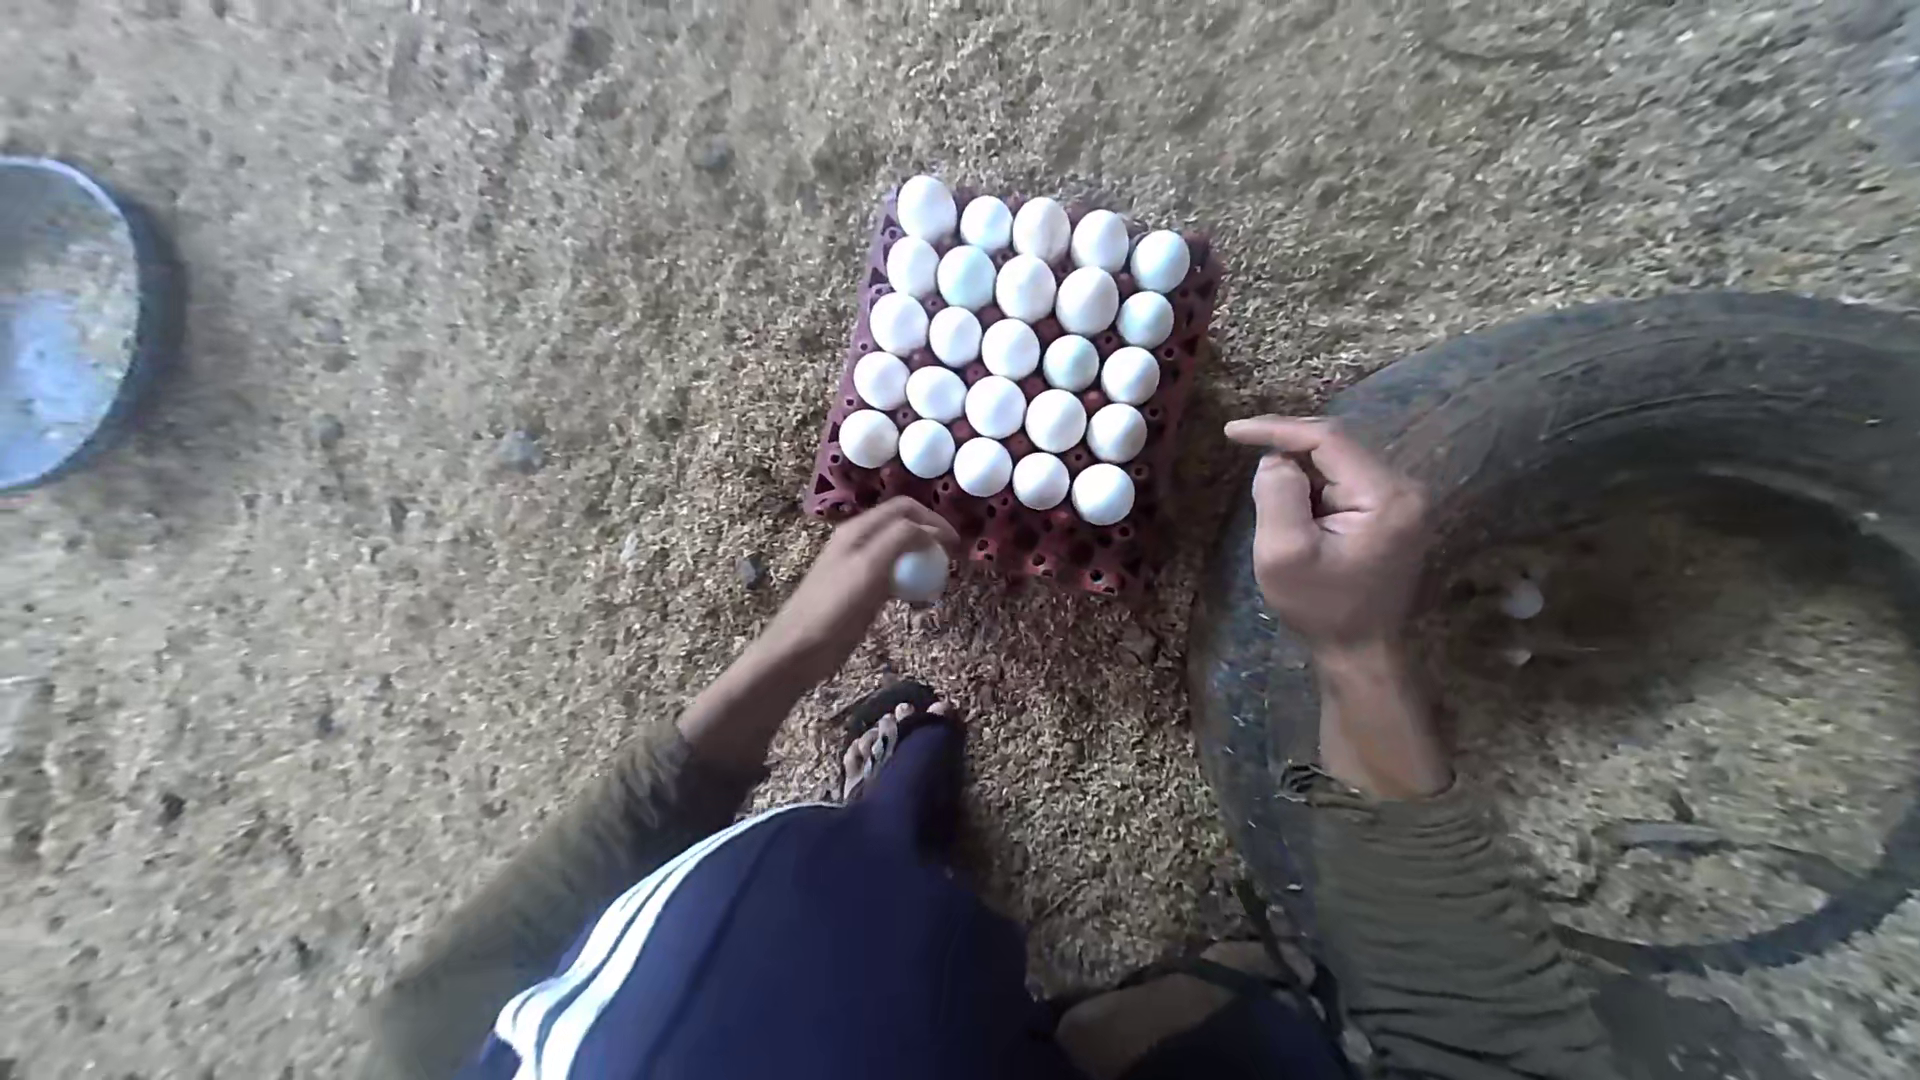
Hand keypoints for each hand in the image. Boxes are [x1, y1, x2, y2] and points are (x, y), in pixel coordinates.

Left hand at [745, 496, 960, 687]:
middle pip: (902, 525)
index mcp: (859, 529)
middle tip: (951, 558)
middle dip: (930, 535)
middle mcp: (859, 541)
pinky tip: (920, 595)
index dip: (933, 519)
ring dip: (922, 557)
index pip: (904, 508)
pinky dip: (911, 578)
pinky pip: (893, 574)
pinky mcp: (861, 590)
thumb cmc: (834, 606)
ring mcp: (859, 566)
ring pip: (899, 550)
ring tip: (940, 575)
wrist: (800, 648)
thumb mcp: (870, 566)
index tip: (955, 542)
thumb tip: (932, 531)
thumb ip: (901, 539)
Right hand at [1223, 416, 1428, 653]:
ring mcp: (1400, 500)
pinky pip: (1342, 481)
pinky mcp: (1389, 512)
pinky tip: (1293, 511)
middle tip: (1243, 456)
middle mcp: (1403, 488)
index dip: (1277, 429)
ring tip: (1272, 505)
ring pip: (1336, 463)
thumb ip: (1276, 496)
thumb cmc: (1319, 606)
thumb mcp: (1283, 553)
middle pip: (1336, 445)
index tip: (1231, 432)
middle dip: (1286, 449)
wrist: (1360, 649)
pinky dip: (1310, 486)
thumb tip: (1273, 460)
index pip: (1328, 438)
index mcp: (1385, 495)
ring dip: (1297, 472)